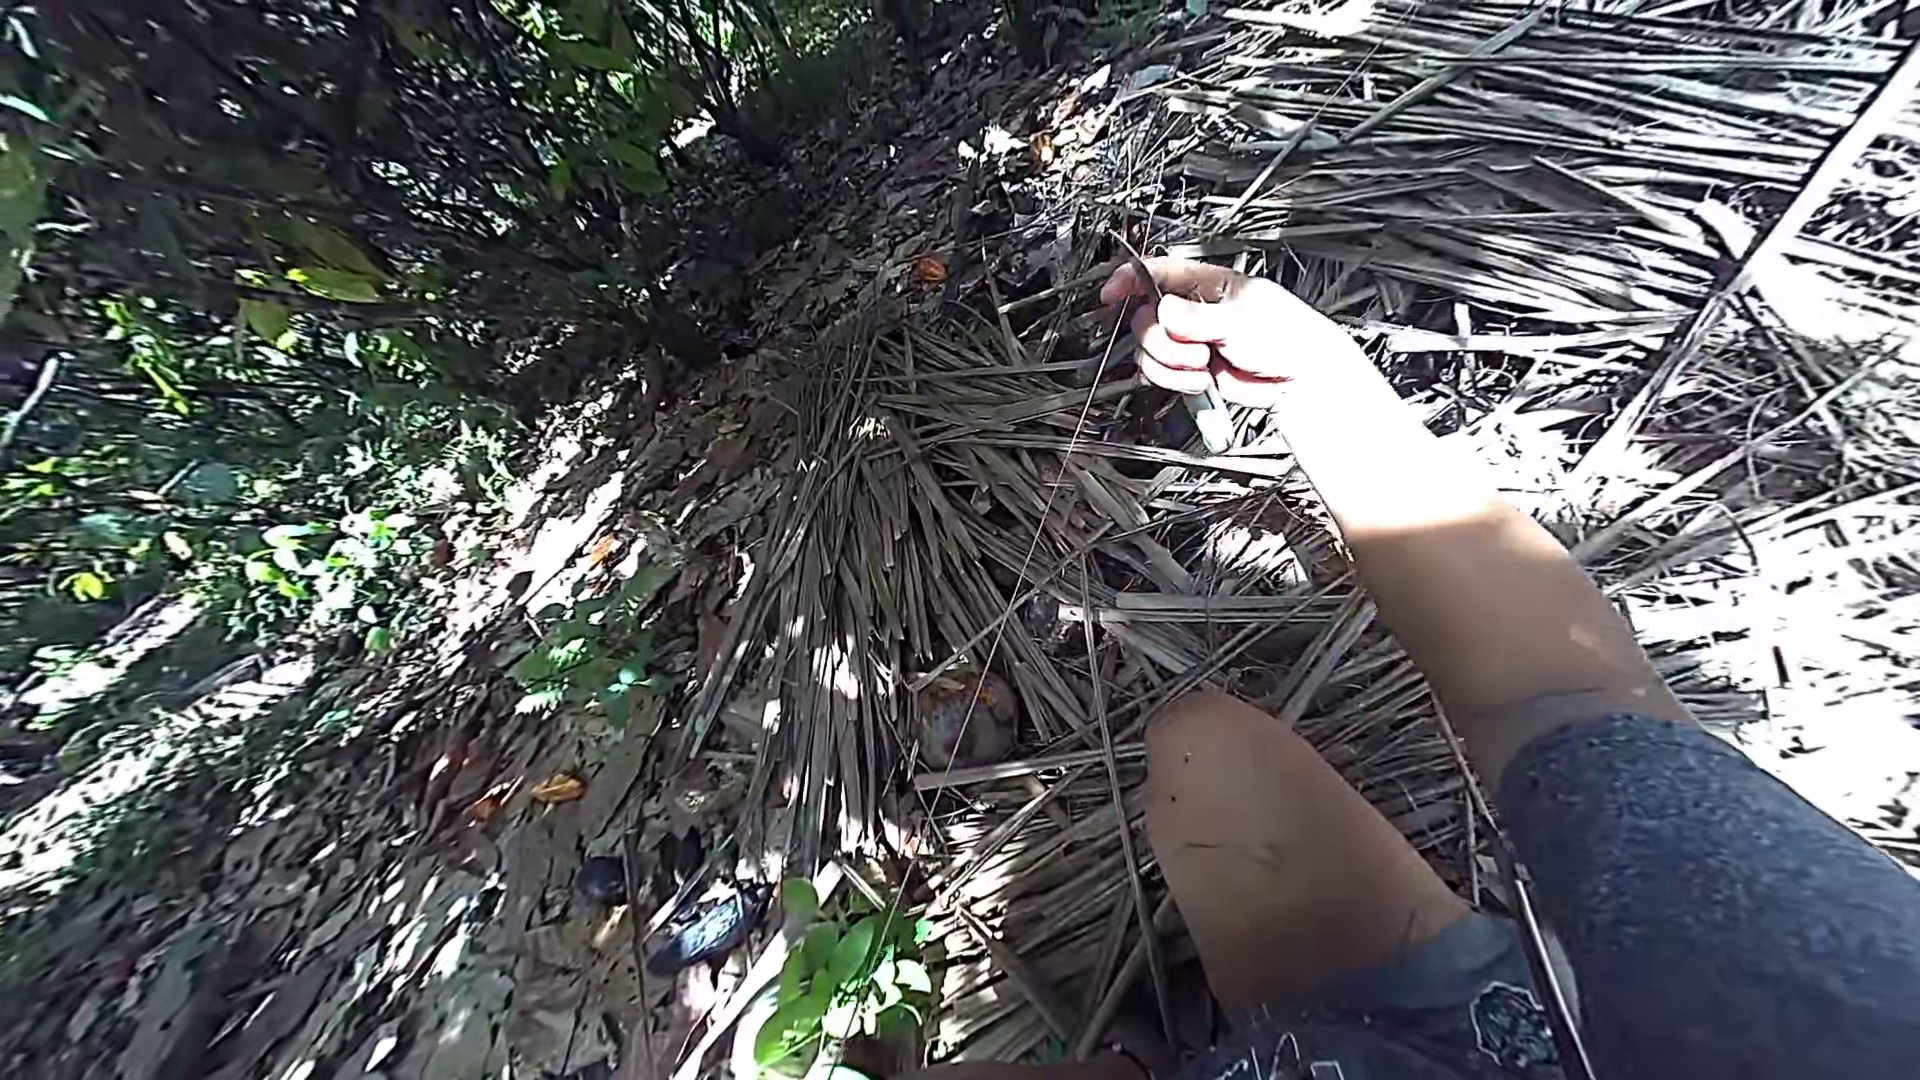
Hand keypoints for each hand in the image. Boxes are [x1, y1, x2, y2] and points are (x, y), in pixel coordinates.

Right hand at [1098, 257, 1370, 408]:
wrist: (1298, 380)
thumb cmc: (1287, 337)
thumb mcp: (1242, 318)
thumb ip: (1198, 317)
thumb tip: (1164, 311)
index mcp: (1207, 285)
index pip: (1159, 273)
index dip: (1130, 280)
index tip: (1110, 293)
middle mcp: (1192, 312)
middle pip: (1146, 320)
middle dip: (1165, 343)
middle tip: (1195, 350)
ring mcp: (1188, 342)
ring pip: (1149, 352)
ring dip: (1171, 366)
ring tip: (1204, 366)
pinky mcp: (1186, 369)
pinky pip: (1158, 374)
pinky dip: (1174, 381)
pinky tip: (1201, 381)